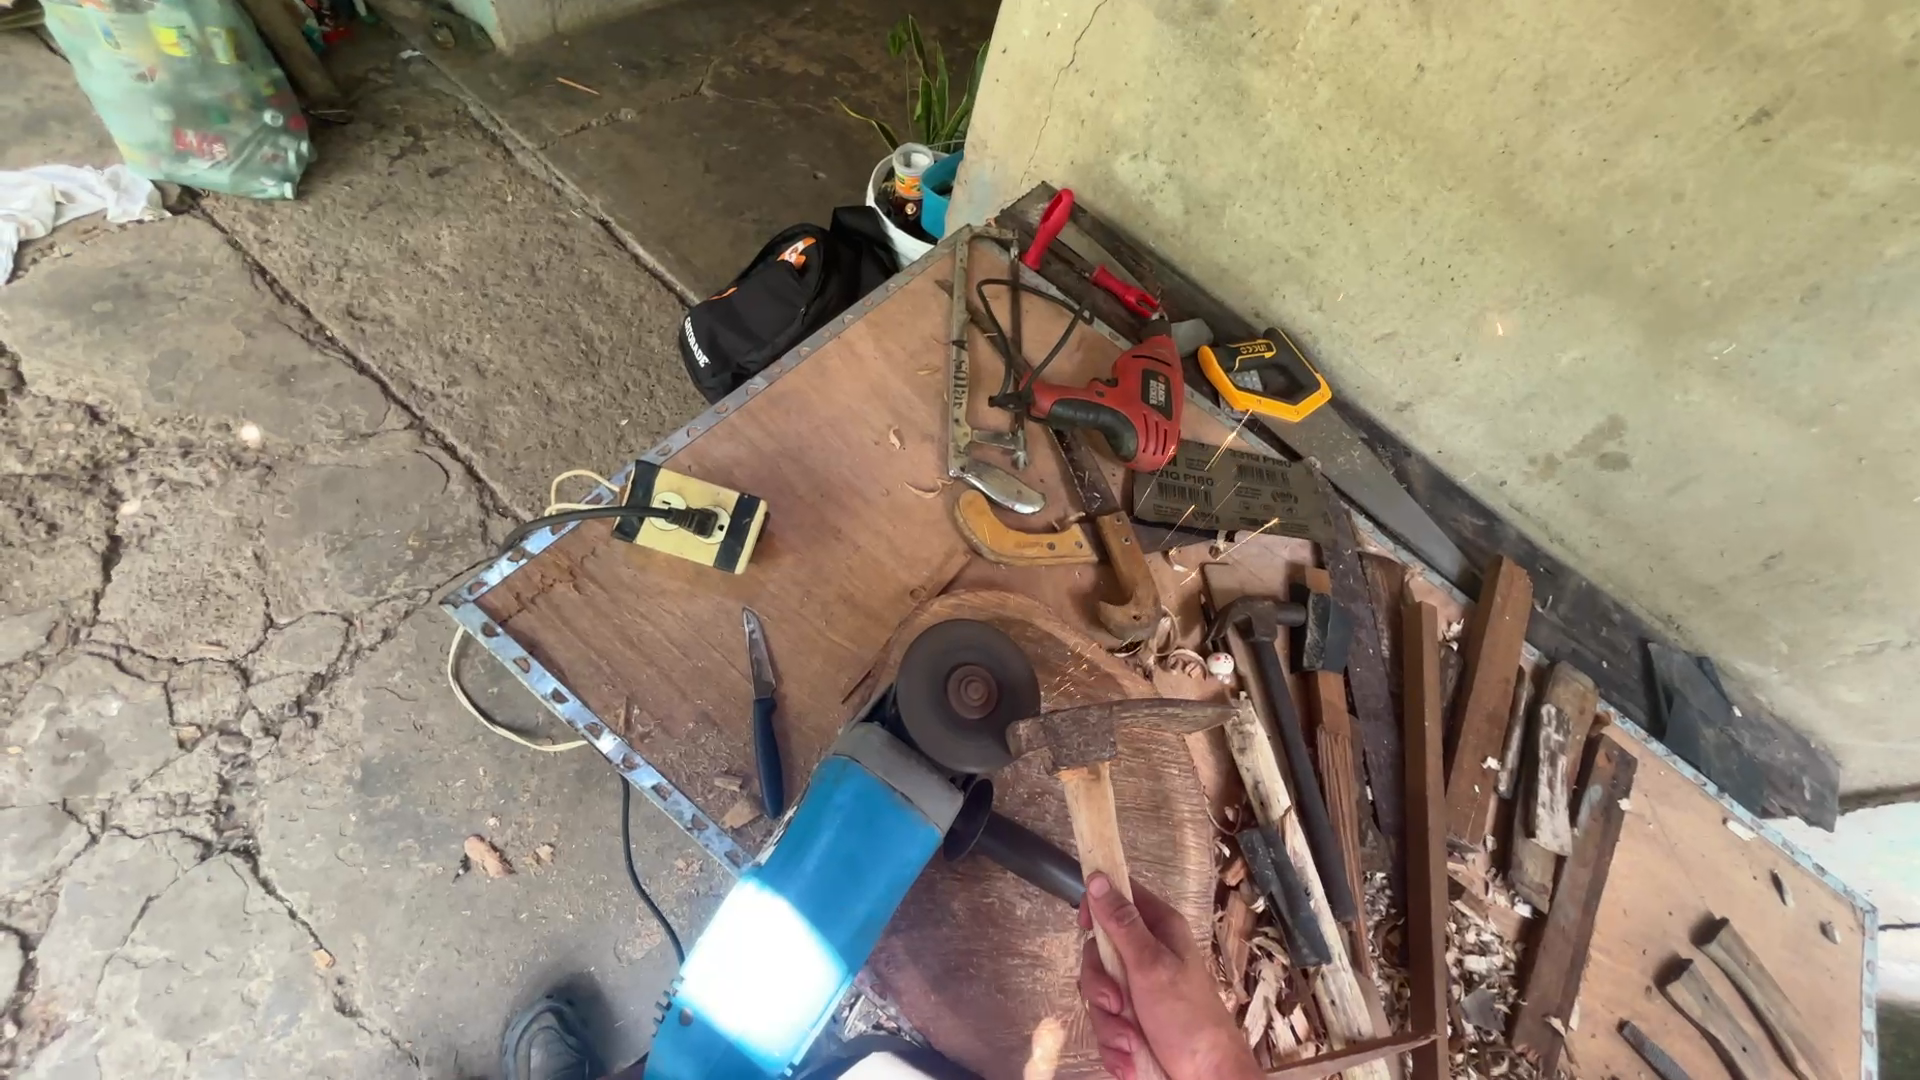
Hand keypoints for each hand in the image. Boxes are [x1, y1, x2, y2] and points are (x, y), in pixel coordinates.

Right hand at [1077, 873, 1260, 1079]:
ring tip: (1129, 1043)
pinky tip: (1129, 1058)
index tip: (1084, 925)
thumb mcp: (1150, 964)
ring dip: (1108, 1022)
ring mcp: (1137, 988)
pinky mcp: (1131, 1020)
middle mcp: (1146, 952)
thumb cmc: (1186, 1016)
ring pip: (1097, 990)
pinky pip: (1104, 1021)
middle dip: (1100, 985)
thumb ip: (1121, 923)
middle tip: (1116, 1003)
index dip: (1096, 904)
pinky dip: (1113, 1043)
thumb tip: (1097, 877)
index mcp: (1158, 928)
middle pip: (1099, 949)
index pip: (1119, 895)